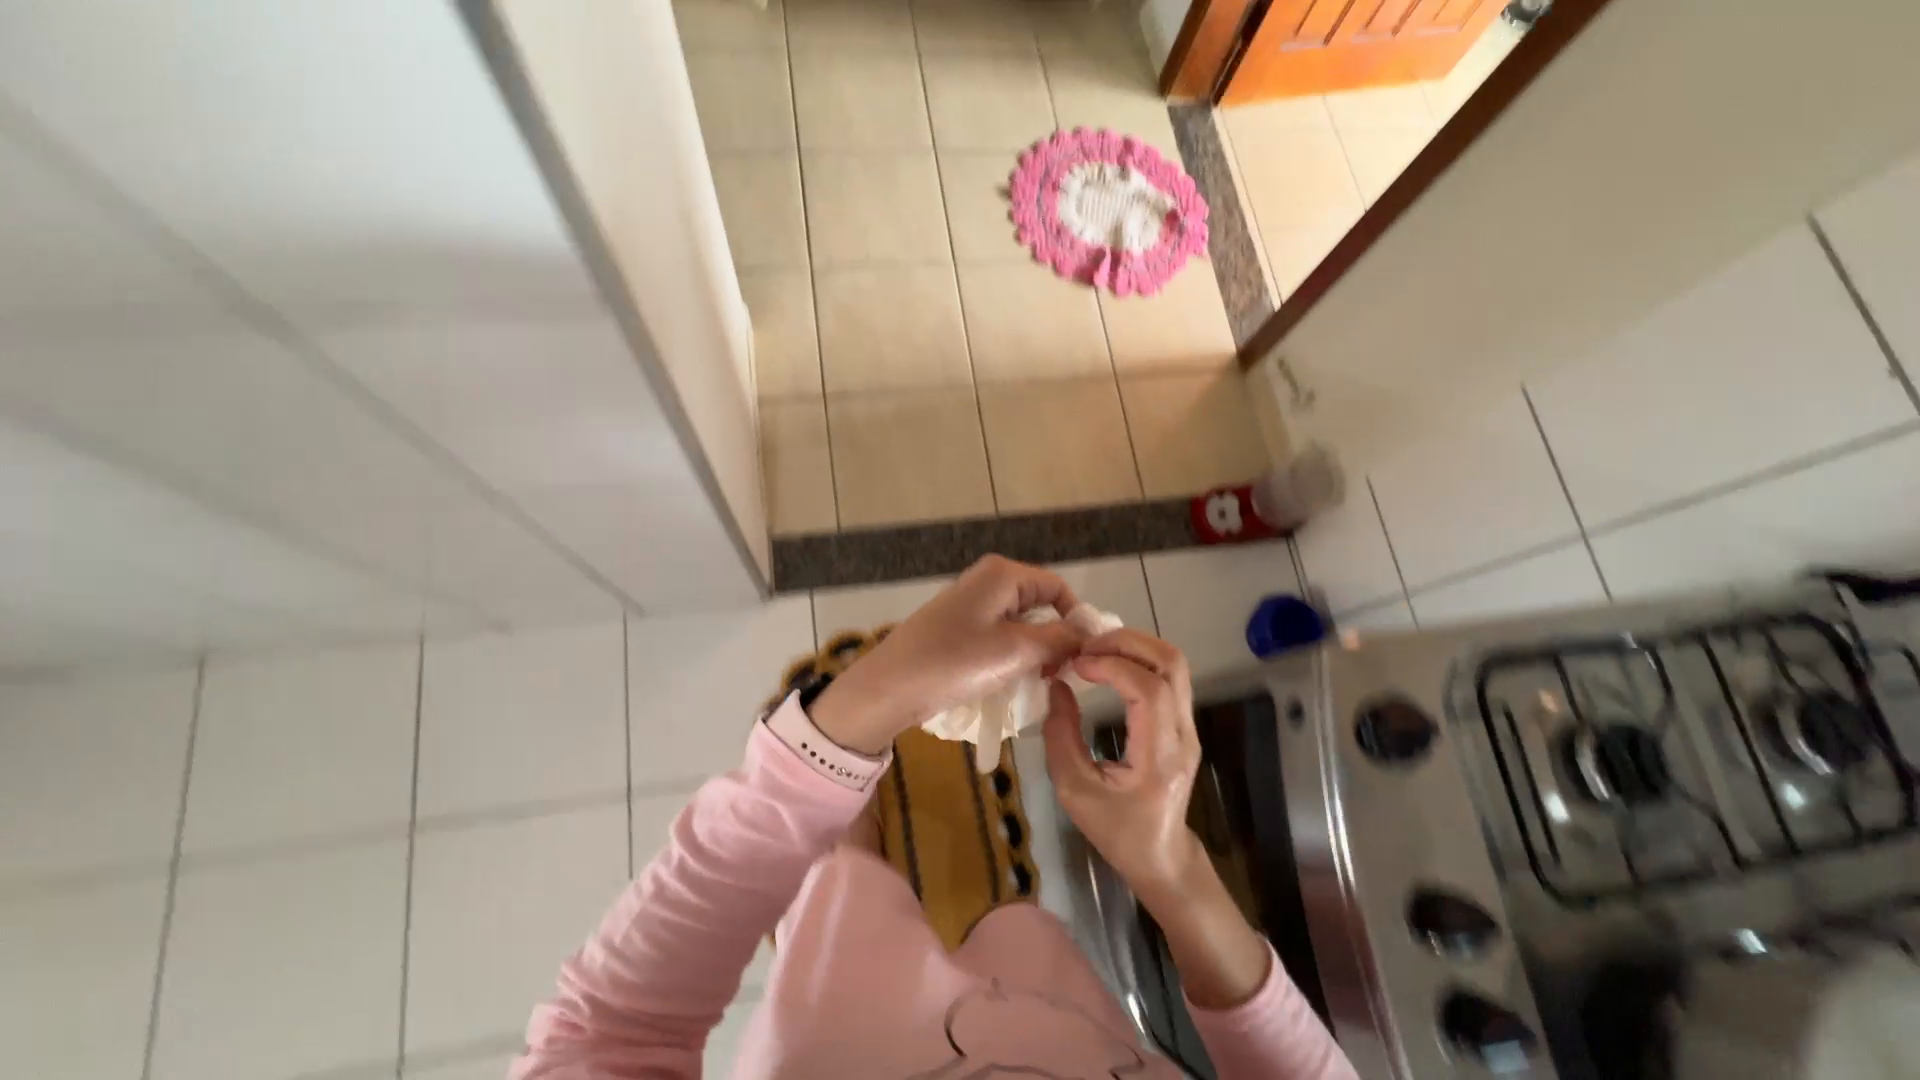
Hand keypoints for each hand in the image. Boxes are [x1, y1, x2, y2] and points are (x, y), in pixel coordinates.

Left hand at [808, 555, 1090, 755]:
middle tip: (1062, 675)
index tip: (1087, 657)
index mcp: (1003, 574)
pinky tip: (1011, 683)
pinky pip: (998, 637)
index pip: (1058, 588)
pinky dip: (1010, 657)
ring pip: (1020, 625)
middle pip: (1040, 605)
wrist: (890, 687)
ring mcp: (969, 604)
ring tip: (1038, 683)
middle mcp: (987, 580)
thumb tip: (1087, 636)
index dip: (1077, 619)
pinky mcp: (956, 628)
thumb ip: (1060, 639)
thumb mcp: (1017, 651)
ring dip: (1034, 652)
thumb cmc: (955, 662)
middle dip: (1056, 638)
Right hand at [1041, 629, 1204, 898]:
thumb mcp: (1074, 791)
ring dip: (1135, 646)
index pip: (1149, 690)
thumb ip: (1061, 738)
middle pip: (1171, 664)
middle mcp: (1183, 735)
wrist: (1160, 855)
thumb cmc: (1116, 830)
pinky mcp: (1184, 724)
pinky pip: (1169, 676)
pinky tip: (1110, 664)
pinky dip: (1140, 658)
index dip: (1112, 666)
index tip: (1076, 665)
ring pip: (1174, 664)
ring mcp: (1190, 727)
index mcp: (1160, 756)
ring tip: (1095, 650)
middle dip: (1127, 642)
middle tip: (1086, 646)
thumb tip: (1057, 687)